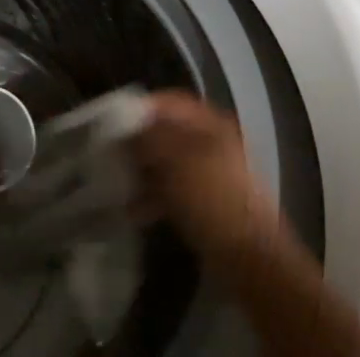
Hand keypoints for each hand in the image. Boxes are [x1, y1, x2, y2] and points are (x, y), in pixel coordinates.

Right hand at [129, 92, 285, 264]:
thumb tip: (126, 129)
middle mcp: (211, 142)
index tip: (112, 120)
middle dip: (137, 144)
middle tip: (110, 154)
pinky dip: (154, 196)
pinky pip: (173, 190)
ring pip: (167, 163)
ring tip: (116, 185)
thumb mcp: (176, 163)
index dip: (140, 108)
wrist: (250, 256)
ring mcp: (210, 173)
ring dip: (142, 173)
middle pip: (166, 133)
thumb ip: (148, 140)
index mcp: (210, 124)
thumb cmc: (213, 199)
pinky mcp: (206, 202)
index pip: (170, 102)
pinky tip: (132, 211)